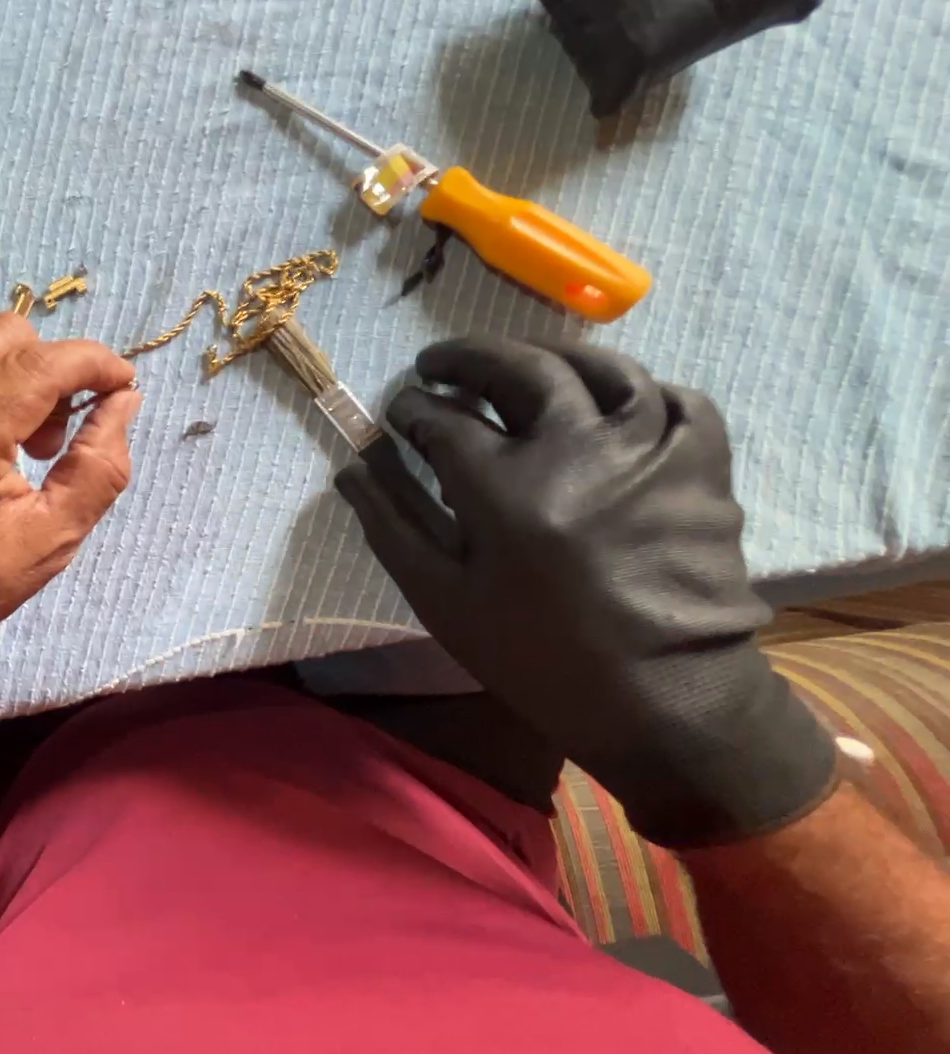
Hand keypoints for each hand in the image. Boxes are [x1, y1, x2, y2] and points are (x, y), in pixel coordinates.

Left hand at [0, 313, 141, 713]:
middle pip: (8, 333)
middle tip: (60, 434)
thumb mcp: (50, 542)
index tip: (123, 387)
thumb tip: (124, 401)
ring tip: (25, 433)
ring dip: (18, 364)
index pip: (40, 363)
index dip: (94, 363)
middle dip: (54, 366)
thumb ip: (99, 468)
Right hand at [336, 338, 835, 847]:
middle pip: (518, 368)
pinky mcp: (703, 465)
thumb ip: (390, 522)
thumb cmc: (532, 651)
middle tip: (436, 363)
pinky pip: (675, 398)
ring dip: (544, 357)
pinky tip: (604, 398)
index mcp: (503, 489)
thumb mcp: (439, 595)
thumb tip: (351, 466)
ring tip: (515, 365)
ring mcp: (649, 450)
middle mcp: (577, 451)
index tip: (397, 411)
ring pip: (599, 367)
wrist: (661, 696)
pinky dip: (635, 385)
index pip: (442, 418)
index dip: (411, 408)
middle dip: (466, 357)